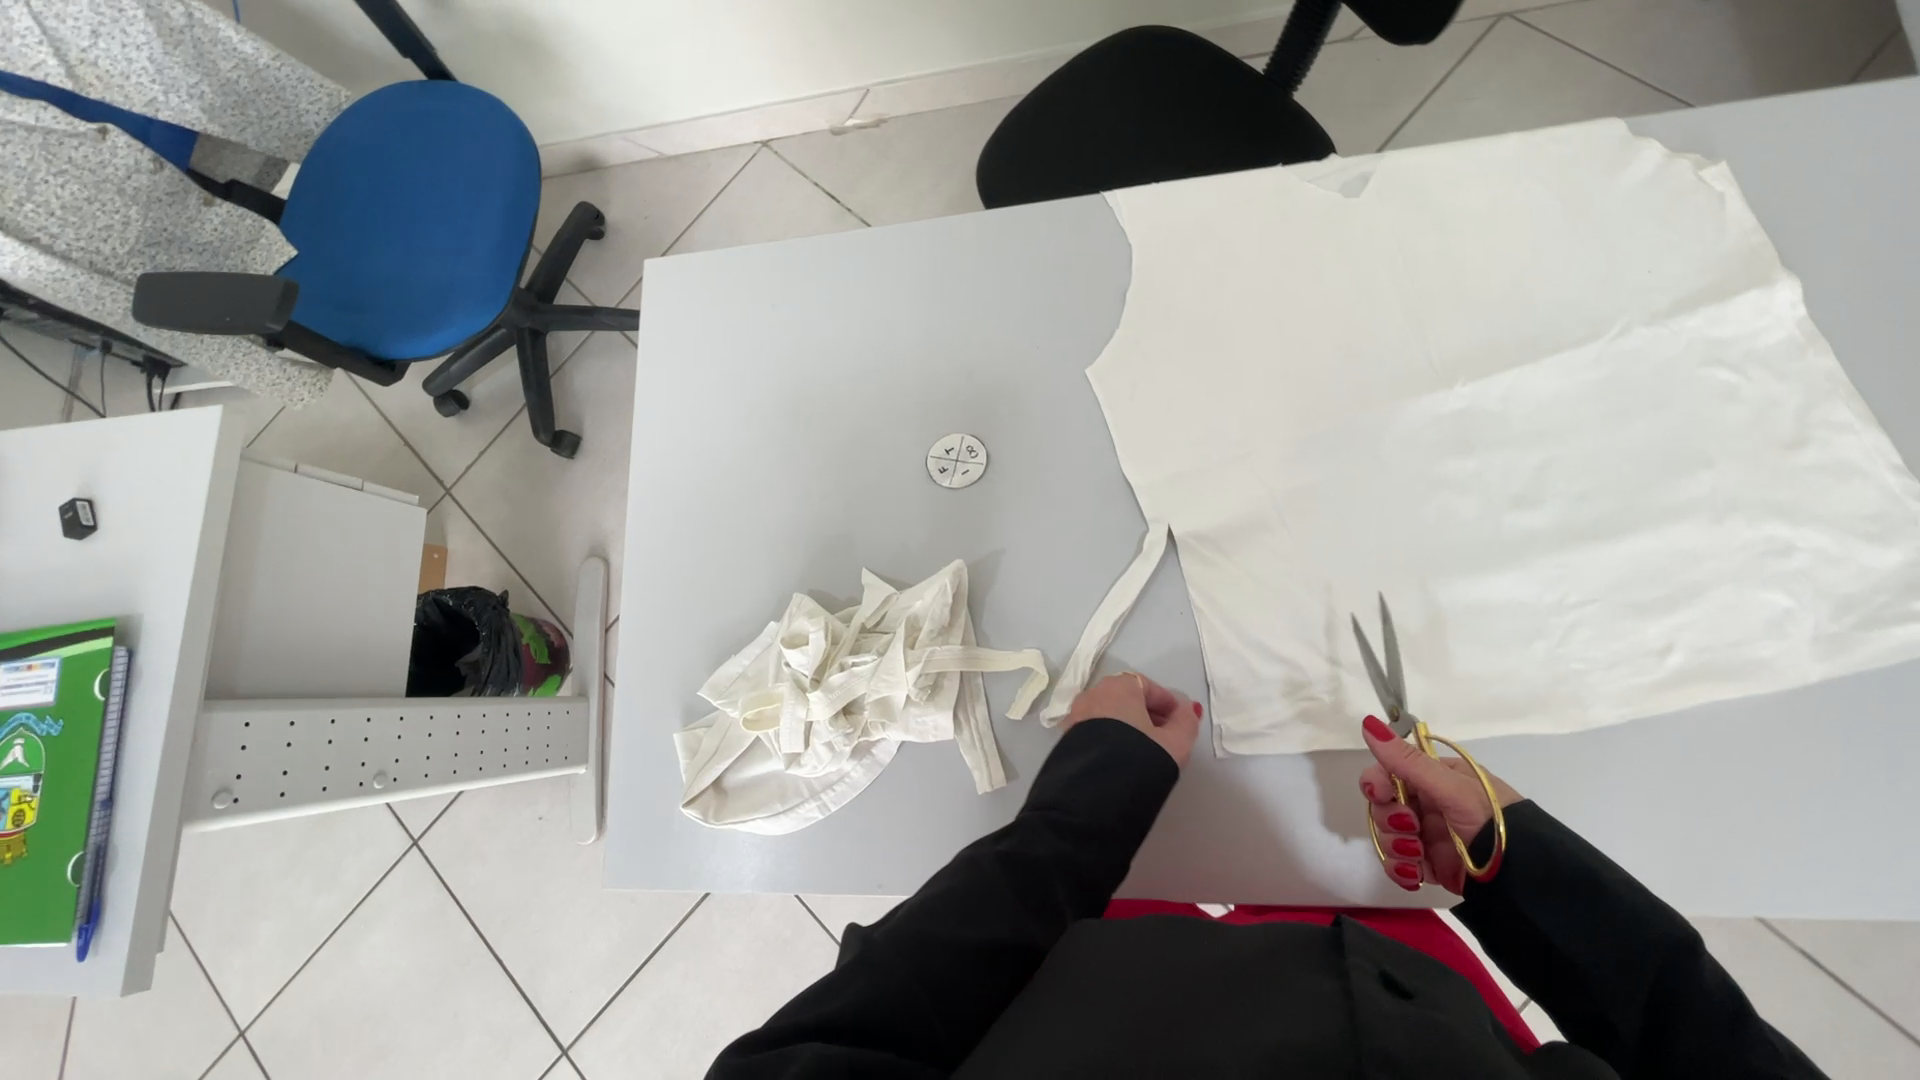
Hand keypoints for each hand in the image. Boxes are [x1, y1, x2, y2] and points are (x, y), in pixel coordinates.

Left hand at [1064, 673, 1202, 766]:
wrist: (1095, 792)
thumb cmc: (1140, 757)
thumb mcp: (1175, 742)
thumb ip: (1186, 722)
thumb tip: (1188, 709)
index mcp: (1118, 687)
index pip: (1147, 685)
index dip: (1166, 702)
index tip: (1179, 720)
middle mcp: (1093, 694)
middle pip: (1126, 697)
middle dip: (1147, 713)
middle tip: (1165, 734)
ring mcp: (1076, 715)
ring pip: (1109, 713)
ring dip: (1128, 725)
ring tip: (1145, 749)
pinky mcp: (1067, 737)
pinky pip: (1095, 728)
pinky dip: (1110, 736)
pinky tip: (1122, 757)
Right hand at [1358, 714, 1523, 894]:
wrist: (1525, 879)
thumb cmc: (1493, 824)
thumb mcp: (1452, 789)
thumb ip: (1408, 761)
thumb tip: (1367, 721)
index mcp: (1437, 779)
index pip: (1390, 772)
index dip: (1377, 783)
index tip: (1379, 794)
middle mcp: (1429, 804)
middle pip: (1383, 806)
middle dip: (1389, 819)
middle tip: (1410, 829)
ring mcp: (1429, 836)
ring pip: (1387, 835)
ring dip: (1395, 846)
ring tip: (1417, 856)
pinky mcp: (1431, 865)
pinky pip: (1399, 864)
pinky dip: (1401, 870)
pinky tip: (1414, 874)